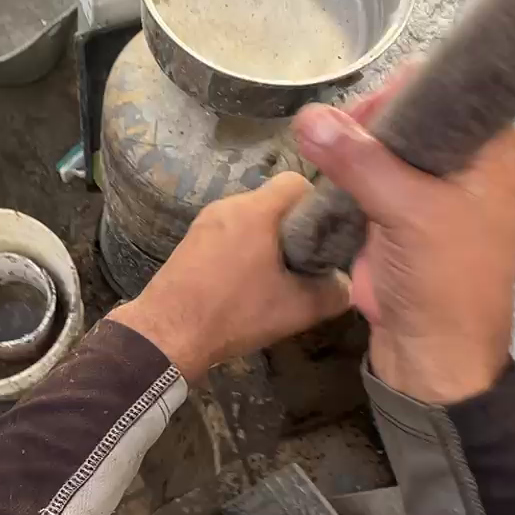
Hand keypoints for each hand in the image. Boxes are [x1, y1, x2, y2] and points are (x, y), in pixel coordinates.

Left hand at [108, 172, 351, 379]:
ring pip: (251, 216)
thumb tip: (347, 283)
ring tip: (278, 274)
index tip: (326, 233)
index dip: (318, 202)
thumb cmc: (234, 314)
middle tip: (307, 259)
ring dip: (268, 238)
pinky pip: (229, 231)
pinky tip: (248, 280)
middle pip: (273, 200)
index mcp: (255, 210)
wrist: (168, 333)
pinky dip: (244, 246)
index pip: (297, 181)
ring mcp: (205, 220)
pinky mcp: (191, 239)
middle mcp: (228, 205)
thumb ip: (334, 292)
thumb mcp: (297, 309)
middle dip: (294, 225)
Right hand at [293, 87, 514, 405]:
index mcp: (495, 152)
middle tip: (338, 142)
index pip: (447, 93)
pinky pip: (373, 179)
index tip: (361, 116)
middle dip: (369, 125)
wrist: (431, 355)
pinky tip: (330, 178)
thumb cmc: (443, 280)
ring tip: (329, 159)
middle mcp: (469, 165)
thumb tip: (308, 117)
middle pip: (411, 118)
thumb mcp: (407, 211)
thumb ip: (359, 161)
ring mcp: (436, 192)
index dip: (401, 95)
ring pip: (387, 149)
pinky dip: (350, 177)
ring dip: (355, 152)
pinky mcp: (406, 216)